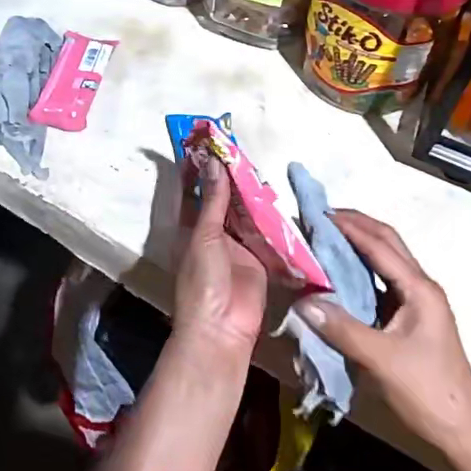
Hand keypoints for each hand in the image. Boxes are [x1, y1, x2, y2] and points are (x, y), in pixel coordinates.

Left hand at [174, 155, 266, 352]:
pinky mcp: (259, 259)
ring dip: (250, 195)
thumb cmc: (203, 279)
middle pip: (222, 198)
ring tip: (260, 168)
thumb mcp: (205, 236)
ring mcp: (236, 245)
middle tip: (240, 150)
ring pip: (244, 213)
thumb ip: (213, 201)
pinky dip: (271, 219)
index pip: (193, 189)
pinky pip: (266, 234)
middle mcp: (213, 231)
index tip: (205, 142)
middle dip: (230, 178)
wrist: (222, 328)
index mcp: (190, 225)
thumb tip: (214, 163)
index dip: (198, 167)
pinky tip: (279, 200)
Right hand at [293, 210, 470, 457]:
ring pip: (383, 259)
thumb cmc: (428, 394)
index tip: (312, 212)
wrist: (464, 438)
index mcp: (420, 290)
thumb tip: (303, 299)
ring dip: (354, 243)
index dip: (346, 225)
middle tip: (316, 217)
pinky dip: (356, 267)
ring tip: (319, 237)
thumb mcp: (381, 360)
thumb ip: (341, 327)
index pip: (378, 244)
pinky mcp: (408, 319)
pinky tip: (333, 273)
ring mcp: (416, 304)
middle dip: (353, 224)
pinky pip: (378, 280)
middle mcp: (421, 289)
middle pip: (386, 242)